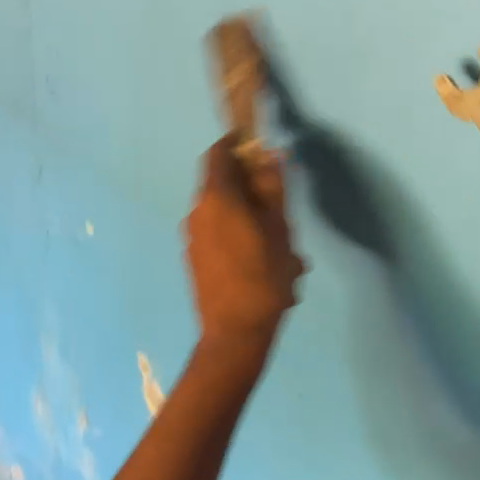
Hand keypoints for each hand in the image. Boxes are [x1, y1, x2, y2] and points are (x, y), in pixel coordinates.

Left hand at [185, 136, 304, 347]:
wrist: (234, 334)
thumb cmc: (263, 276)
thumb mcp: (279, 227)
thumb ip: (274, 187)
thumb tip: (271, 155)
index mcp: (215, 197)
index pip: (218, 153)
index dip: (238, 145)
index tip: (261, 150)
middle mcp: (197, 212)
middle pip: (224, 184)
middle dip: (254, 189)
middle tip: (284, 209)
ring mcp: (193, 238)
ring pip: (226, 214)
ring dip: (253, 220)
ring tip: (286, 250)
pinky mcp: (195, 260)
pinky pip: (221, 237)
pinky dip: (242, 240)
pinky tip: (269, 268)